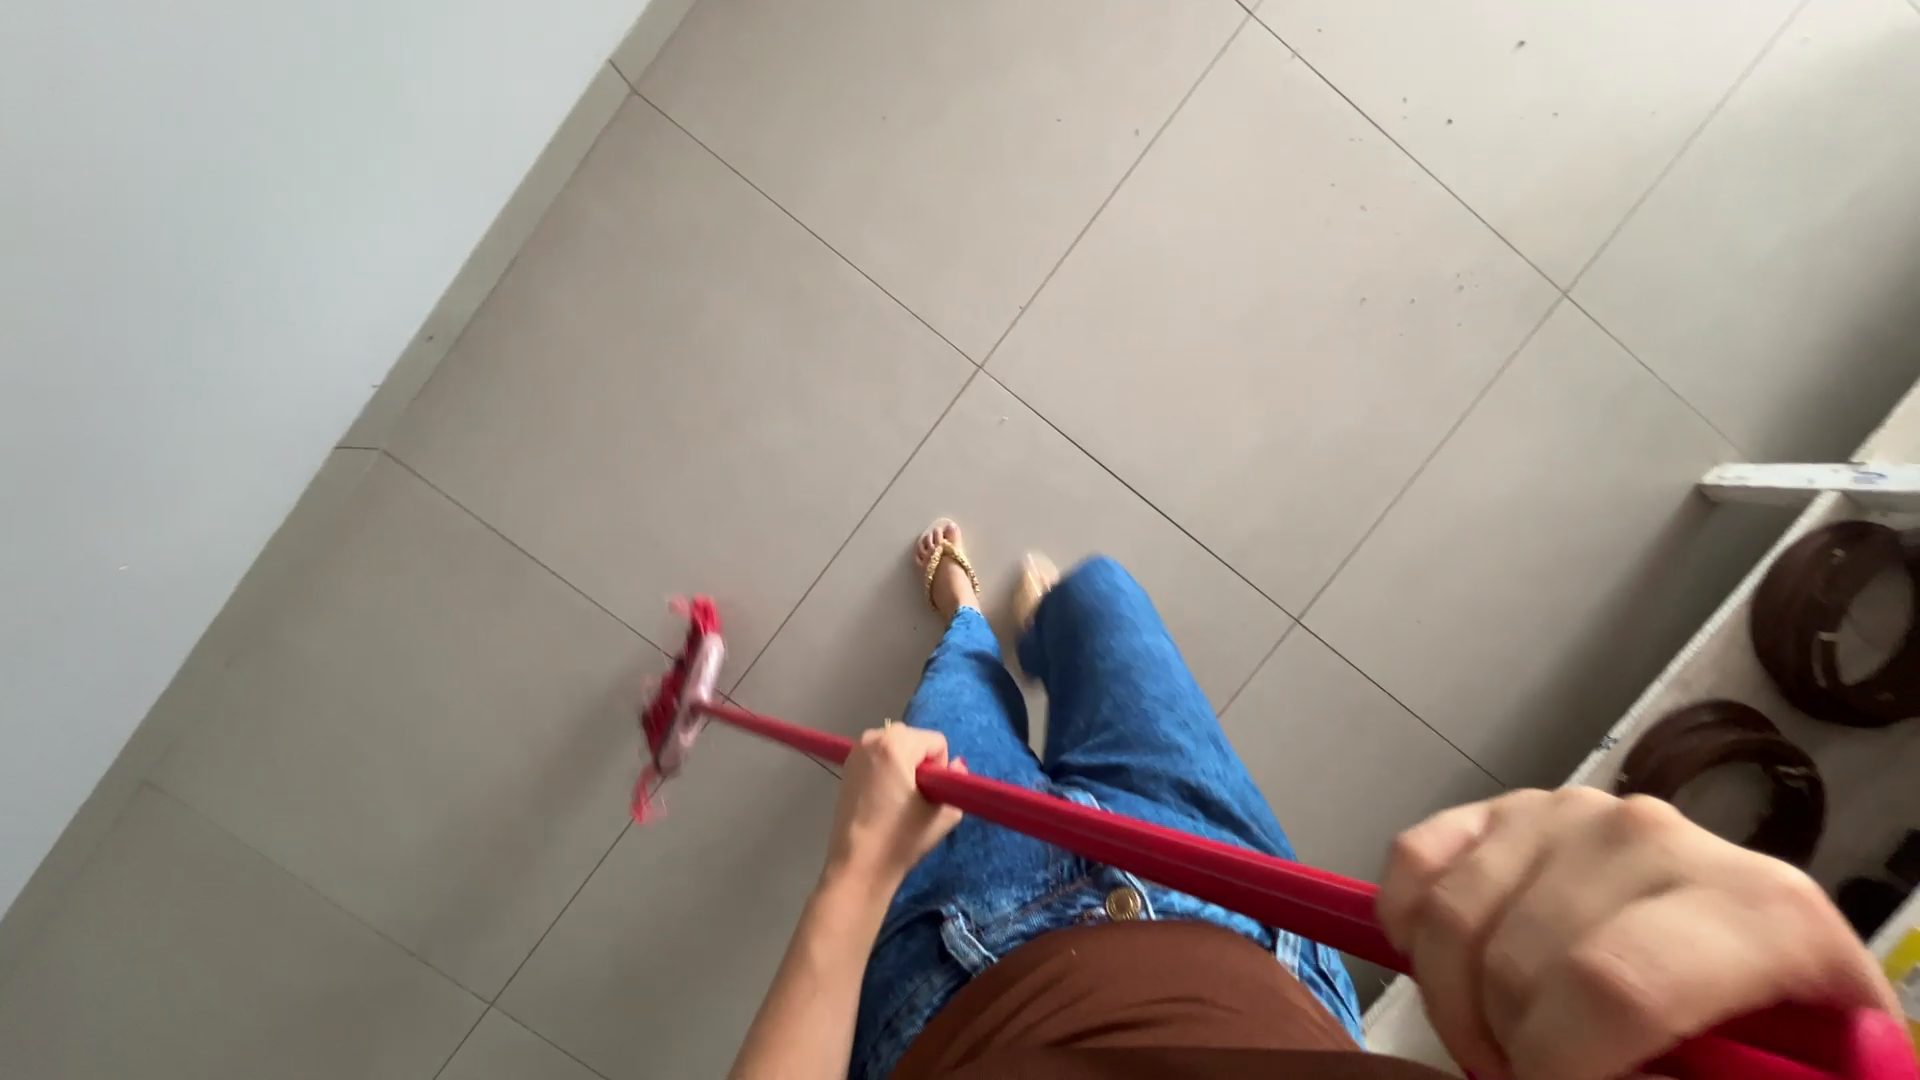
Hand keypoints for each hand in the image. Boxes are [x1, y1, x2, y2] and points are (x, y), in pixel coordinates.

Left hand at [823, 723, 964, 891]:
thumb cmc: (901, 839)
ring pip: (896, 745)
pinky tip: (884, 797)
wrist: (858, 866)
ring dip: (905, 764)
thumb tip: (957, 765)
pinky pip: (879, 755)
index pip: (936, 741)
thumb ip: (956, 782)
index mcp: (895, 743)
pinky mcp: (847, 766)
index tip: (931, 794)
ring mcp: (855, 751)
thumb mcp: (943, 814)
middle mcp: (872, 738)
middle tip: (917, 796)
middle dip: (922, 762)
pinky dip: (887, 768)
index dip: (941, 767)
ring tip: (900, 798)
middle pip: (914, 738)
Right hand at [1378, 788, 1898, 1079]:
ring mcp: (1554, 810)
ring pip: (1449, 913)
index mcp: (1753, 906)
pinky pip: (1412, 859)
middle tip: (1519, 1078)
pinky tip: (1441, 967)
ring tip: (1489, 1039)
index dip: (1560, 1060)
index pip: (1614, 987)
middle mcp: (1642, 835)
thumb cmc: (1779, 1025)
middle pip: (1517, 958)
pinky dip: (1404, 922)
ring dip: (1449, 998)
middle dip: (1502, 1043)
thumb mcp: (1800, 1077)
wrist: (1747, 936)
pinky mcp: (1492, 806)